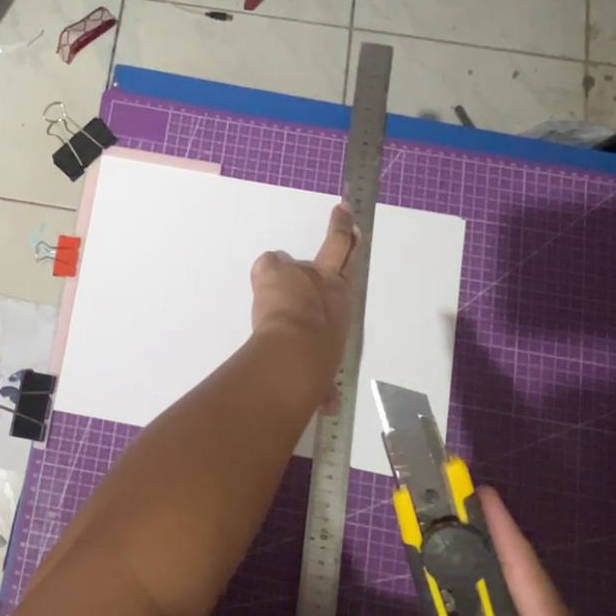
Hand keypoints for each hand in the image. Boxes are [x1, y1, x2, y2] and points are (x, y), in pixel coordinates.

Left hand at [249, 202, 356, 411]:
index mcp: (342, 302)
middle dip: (340, 228)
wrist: (297, 349)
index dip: (352, 248)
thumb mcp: (325, 374)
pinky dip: (263, 275)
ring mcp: (299, 272)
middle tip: (343, 209)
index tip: (355, 229)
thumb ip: (325, 386)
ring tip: (273, 292)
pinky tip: (261, 290)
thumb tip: (328, 405)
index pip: (350, 269)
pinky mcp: (274, 269)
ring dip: (280, 276)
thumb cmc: (318, 364)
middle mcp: (325, 281)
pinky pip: (267, 264)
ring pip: (288, 262)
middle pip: (337, 245)